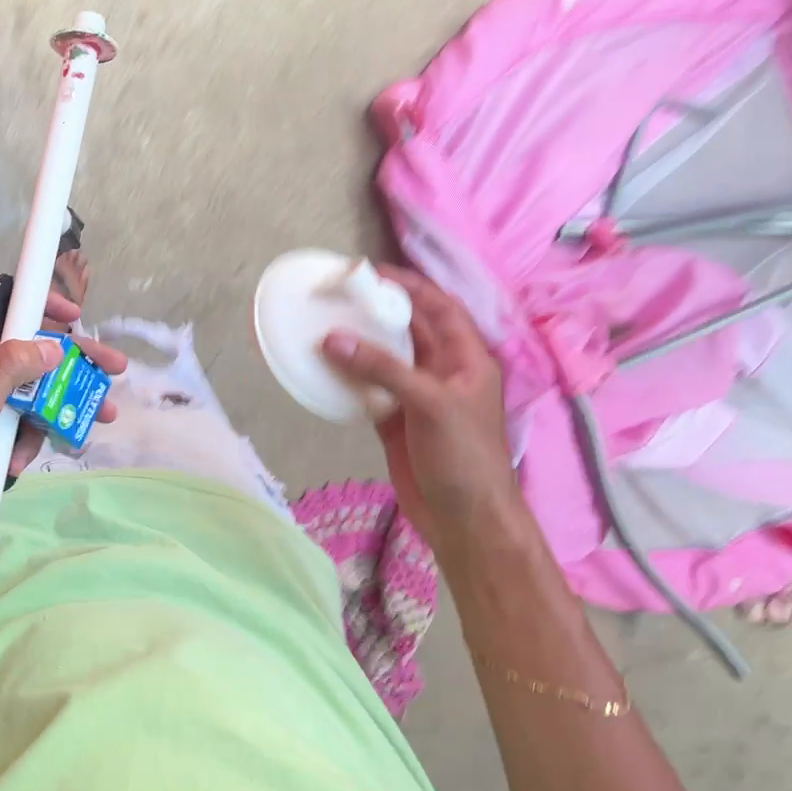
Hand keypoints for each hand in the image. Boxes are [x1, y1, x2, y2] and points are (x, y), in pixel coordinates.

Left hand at [0, 290, 127, 538]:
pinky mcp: (1, 432)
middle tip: (114, 366)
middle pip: (36, 351)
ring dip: (69, 403)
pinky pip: (33, 424)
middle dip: (75, 360)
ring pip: (42, 391)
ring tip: (104, 414)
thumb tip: (51, 346)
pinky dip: (38, 439)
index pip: (6, 308)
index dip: (39, 303)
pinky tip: (24, 459)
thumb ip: (11, 367)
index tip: (74, 314)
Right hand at [319, 265, 525, 551]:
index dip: (410, 286)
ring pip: (384, 358)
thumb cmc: (463, 457)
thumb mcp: (430, 404)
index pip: (439, 308)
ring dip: (358, 343)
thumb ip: (383, 368)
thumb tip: (332, 338)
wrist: (465, 519)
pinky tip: (323, 368)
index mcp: (467, 360)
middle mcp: (442, 372)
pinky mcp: (394, 421)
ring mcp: (417, 397)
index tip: (371, 271)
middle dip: (378, 310)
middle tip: (339, 294)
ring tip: (324, 323)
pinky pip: (367, 389)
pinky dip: (347, 377)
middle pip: (409, 330)